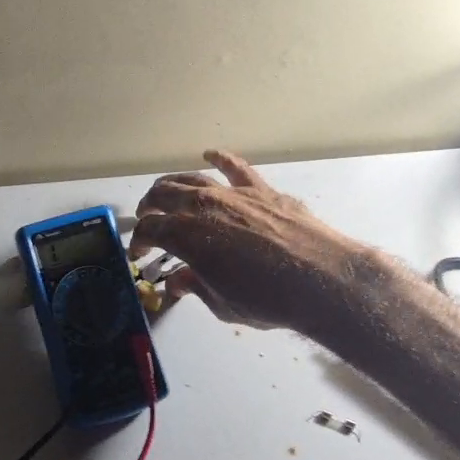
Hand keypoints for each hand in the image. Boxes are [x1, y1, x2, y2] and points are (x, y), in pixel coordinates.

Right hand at [131, 150, 399, 333]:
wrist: (320, 280)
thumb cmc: (266, 300)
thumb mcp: (222, 304)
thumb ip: (195, 287)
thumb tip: (178, 282)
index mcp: (185, 236)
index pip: (149, 230)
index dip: (138, 241)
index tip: (139, 254)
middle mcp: (202, 206)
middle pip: (162, 195)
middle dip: (149, 207)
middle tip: (147, 220)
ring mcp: (232, 194)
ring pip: (192, 179)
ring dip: (172, 184)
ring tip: (164, 191)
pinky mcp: (261, 190)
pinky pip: (235, 168)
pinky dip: (220, 159)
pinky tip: (210, 155)